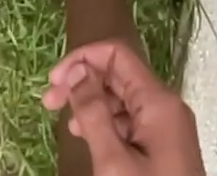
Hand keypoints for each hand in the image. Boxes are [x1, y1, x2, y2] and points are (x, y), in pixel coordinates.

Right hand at [43, 42, 204, 175]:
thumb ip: (94, 112)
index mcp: (158, 101)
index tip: (54, 81)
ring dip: (92, 102)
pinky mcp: (164, 147)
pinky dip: (106, 122)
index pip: (117, 54)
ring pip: (123, 97)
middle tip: (49, 102)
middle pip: (119, 74)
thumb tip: (79, 71)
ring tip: (67, 122)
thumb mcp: (114, 161)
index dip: (82, 58)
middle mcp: (166, 106)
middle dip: (82, 81)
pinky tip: (89, 136)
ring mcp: (167, 127)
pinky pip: (131, 120)